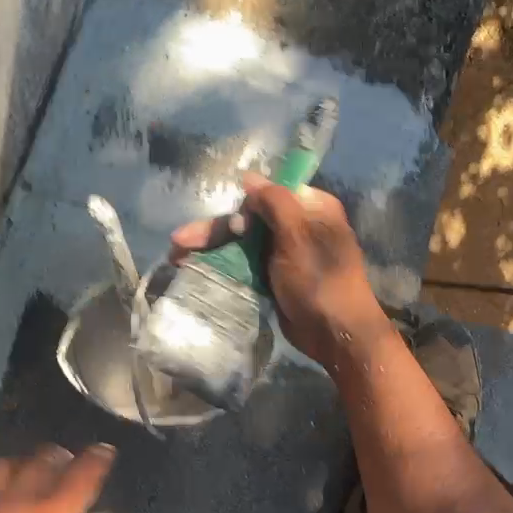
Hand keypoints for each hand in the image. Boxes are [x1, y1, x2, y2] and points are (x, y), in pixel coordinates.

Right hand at [171, 172, 389, 370]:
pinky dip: (223, 265)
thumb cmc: (320, 280)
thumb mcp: (299, 236)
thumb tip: (249, 178)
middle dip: (216, 231)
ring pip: (242, 243)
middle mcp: (298, 225)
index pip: (268, 194)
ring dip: (212, 248)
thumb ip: (275, 203)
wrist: (335, 334)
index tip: (224, 223)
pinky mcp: (274, 277)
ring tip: (177, 257)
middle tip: (179, 242)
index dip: (241, 204)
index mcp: (311, 208)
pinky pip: (245, 264)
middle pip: (250, 220)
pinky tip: (197, 270)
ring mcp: (285, 253)